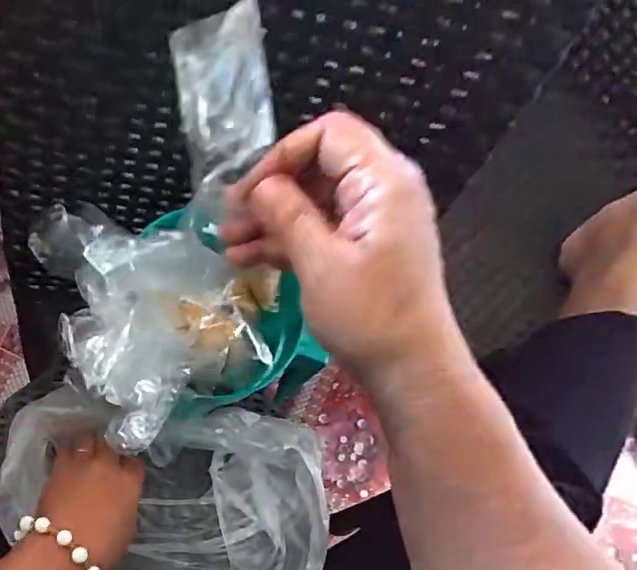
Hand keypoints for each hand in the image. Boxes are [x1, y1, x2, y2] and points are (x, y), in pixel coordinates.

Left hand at [35, 433, 143, 569]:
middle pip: (111, 441)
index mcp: (129, 482)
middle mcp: (107, 466)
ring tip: (85, 452)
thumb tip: (119, 501)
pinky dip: (69, 452)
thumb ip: (126, 508)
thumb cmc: (101, 548)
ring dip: (88, 444)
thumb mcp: (126, 530)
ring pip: (87, 438)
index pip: (135, 461)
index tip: (125, 471)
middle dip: (109, 447)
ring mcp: (81, 464)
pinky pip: (66, 450)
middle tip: (104, 456)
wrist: (61, 549)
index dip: (129, 465)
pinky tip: (68, 460)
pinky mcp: (58, 468)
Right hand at [221, 111, 460, 376]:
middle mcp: (381, 190)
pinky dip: (287, 242)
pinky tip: (250, 259)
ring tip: (229, 246)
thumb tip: (259, 187)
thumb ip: (288, 216)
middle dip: (270, 192)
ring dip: (271, 221)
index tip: (245, 194)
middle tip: (227, 223)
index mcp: (382, 179)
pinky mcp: (363, 251)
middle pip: (318, 168)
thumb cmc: (368, 315)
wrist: (409, 366)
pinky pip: (321, 231)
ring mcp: (373, 222)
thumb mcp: (320, 264)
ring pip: (314, 203)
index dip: (280, 157)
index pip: (327, 135)